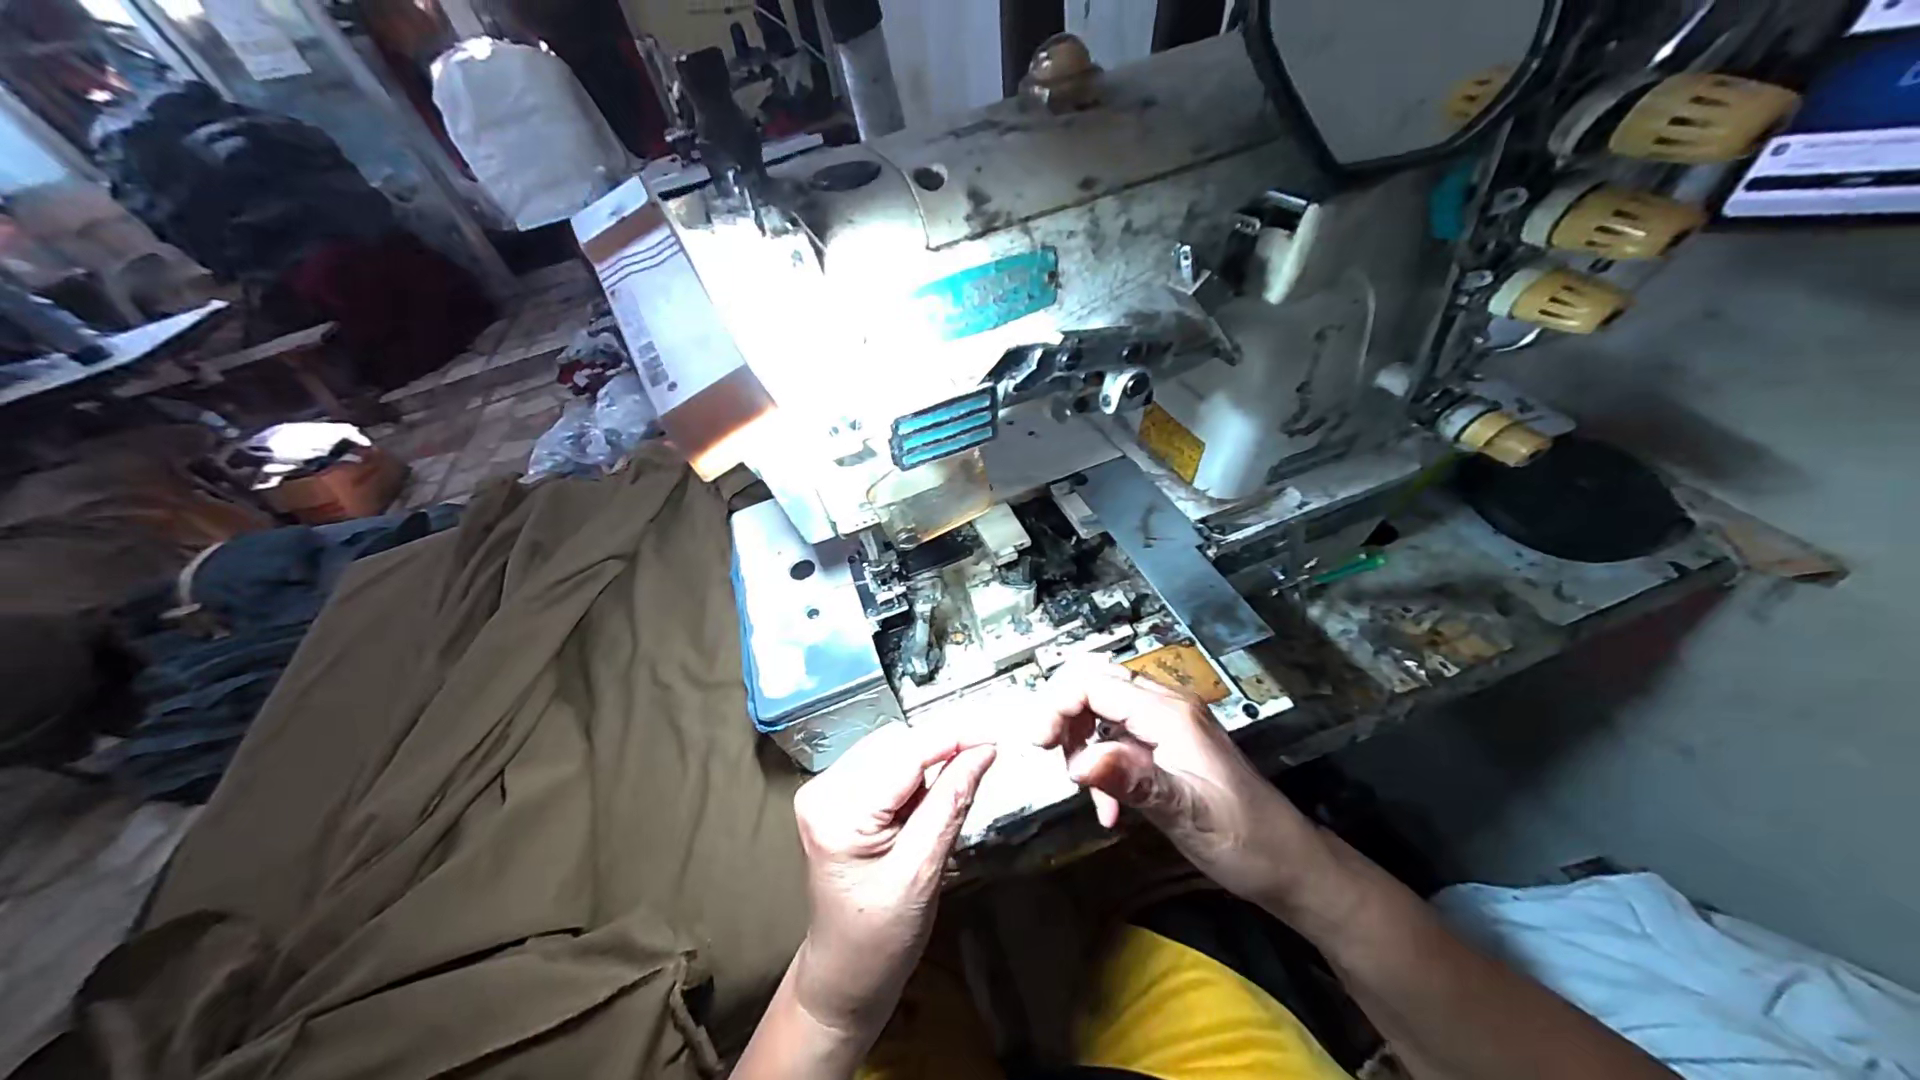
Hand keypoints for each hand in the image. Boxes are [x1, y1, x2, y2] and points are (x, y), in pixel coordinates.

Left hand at [788, 722, 996, 1039]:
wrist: (845, 972)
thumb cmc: (881, 936)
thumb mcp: (923, 872)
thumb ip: (951, 803)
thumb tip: (982, 752)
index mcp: (837, 813)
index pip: (904, 755)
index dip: (952, 740)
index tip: (992, 738)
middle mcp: (822, 791)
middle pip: (896, 744)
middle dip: (937, 758)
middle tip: (967, 786)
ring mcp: (824, 791)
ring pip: (891, 749)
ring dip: (923, 769)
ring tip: (928, 818)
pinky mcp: (833, 795)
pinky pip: (882, 764)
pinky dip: (909, 779)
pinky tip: (913, 813)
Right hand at [1025, 659, 1334, 908]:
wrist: (1290, 864)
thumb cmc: (1245, 840)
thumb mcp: (1188, 814)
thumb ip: (1133, 781)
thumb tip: (1077, 762)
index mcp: (1170, 714)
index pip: (1095, 683)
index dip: (1058, 705)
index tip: (1039, 745)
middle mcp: (1166, 707)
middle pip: (1095, 685)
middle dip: (1065, 718)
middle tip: (1052, 758)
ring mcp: (1167, 724)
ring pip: (1102, 710)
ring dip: (1082, 745)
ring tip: (1089, 794)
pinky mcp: (1166, 745)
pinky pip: (1118, 737)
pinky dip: (1102, 764)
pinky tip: (1109, 806)